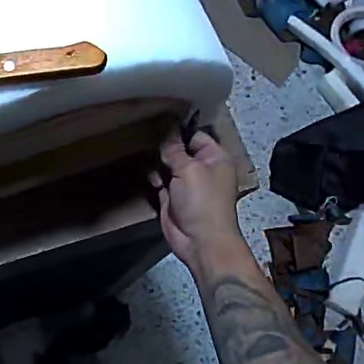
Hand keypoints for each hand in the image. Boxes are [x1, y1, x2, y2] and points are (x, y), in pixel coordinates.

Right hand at [150, 130, 246, 279]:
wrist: (200, 240)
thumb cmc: (202, 201)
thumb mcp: (189, 169)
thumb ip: (174, 149)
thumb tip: (167, 129)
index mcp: (215, 158)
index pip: (195, 136)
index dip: (179, 131)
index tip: (159, 123)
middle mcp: (201, 169)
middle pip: (179, 150)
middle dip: (165, 148)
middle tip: (148, 141)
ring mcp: (186, 184)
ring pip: (167, 166)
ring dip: (158, 166)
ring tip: (155, 167)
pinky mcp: (172, 198)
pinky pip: (160, 182)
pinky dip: (155, 181)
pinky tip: (155, 183)